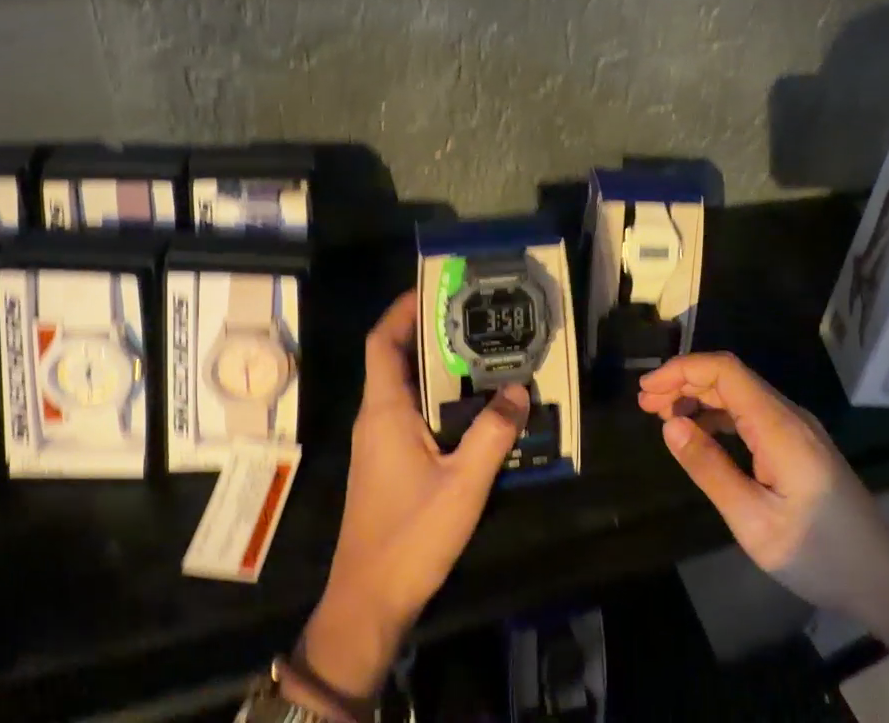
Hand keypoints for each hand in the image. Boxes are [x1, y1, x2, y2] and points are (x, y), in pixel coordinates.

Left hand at [292, 292, 528, 714]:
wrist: (370, 600)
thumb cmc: (411, 536)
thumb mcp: (463, 483)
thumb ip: (492, 433)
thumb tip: (518, 389)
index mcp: (384, 412)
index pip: (383, 343)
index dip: (403, 309)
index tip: (437, 288)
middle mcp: (378, 418)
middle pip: (398, 359)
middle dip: (433, 332)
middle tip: (478, 315)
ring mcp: (382, 442)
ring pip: (409, 388)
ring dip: (441, 367)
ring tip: (487, 351)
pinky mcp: (392, 462)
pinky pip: (416, 414)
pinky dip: (443, 399)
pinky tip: (479, 406)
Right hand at [642, 354, 888, 722]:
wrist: (881, 578)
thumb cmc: (818, 554)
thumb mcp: (754, 521)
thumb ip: (711, 469)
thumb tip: (669, 425)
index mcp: (780, 427)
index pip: (727, 371)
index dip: (683, 370)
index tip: (646, 389)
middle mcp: (790, 417)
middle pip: (732, 378)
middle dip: (685, 382)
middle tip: (643, 404)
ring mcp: (798, 431)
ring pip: (742, 396)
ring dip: (700, 399)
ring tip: (660, 416)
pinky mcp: (799, 447)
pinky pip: (753, 416)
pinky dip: (719, 417)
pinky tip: (697, 434)